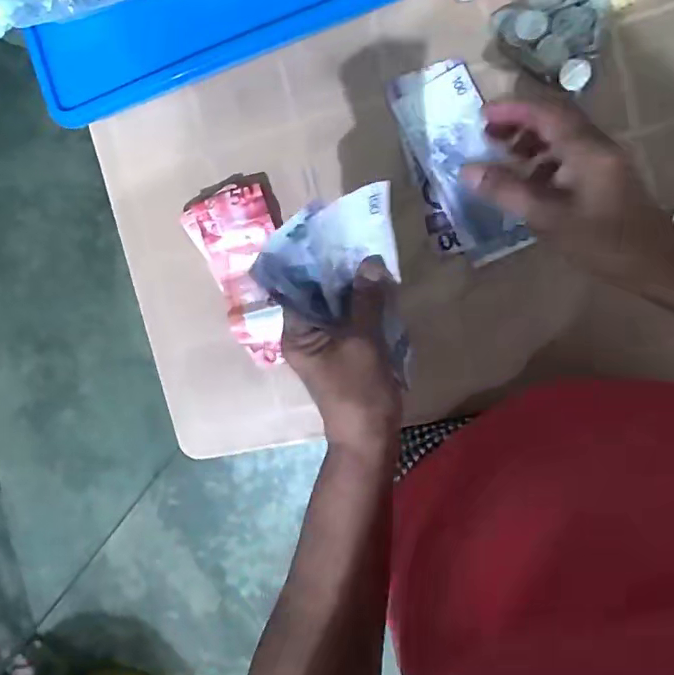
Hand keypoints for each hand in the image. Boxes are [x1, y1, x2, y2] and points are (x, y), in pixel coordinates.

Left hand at [283, 256, 401, 458]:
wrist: (370, 437)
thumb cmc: (359, 390)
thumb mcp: (363, 341)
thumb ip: (365, 300)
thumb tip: (370, 263)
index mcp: (297, 332)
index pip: (296, 287)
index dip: (312, 262)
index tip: (330, 237)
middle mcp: (304, 334)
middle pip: (316, 294)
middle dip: (336, 272)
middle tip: (356, 243)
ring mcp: (324, 343)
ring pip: (334, 305)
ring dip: (351, 287)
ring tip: (369, 259)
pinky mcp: (343, 350)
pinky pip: (348, 319)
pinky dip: (360, 305)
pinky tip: (377, 288)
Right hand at [463, 98, 673, 289]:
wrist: (657, 265)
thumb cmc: (603, 243)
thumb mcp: (548, 218)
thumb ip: (507, 191)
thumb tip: (468, 170)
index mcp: (586, 150)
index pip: (546, 113)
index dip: (512, 110)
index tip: (481, 117)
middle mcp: (597, 146)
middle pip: (555, 118)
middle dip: (518, 122)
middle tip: (486, 135)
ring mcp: (604, 160)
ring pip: (562, 135)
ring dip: (530, 139)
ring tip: (502, 157)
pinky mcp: (605, 176)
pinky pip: (570, 154)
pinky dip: (543, 158)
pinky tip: (528, 181)